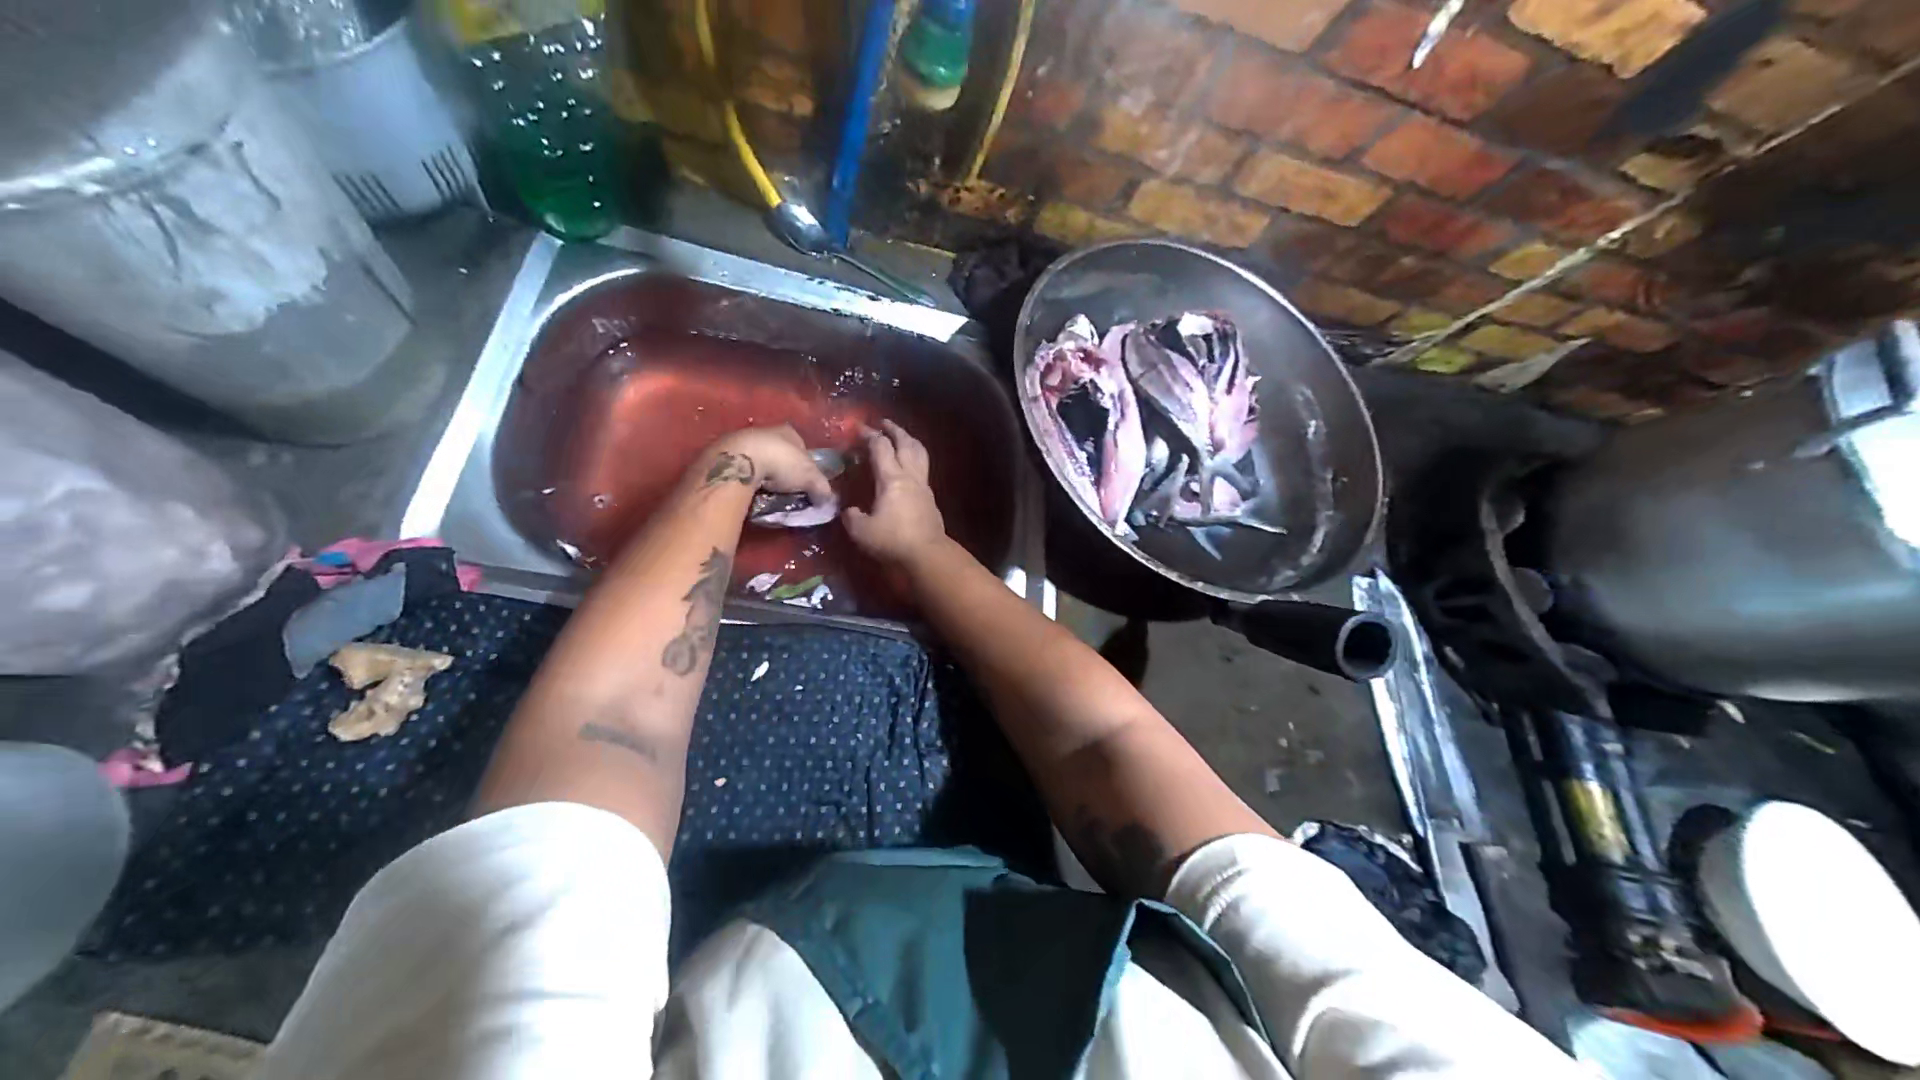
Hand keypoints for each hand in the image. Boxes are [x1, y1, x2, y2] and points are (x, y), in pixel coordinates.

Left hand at [697, 425, 833, 501]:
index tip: (805, 481)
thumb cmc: (781, 464)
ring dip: (762, 472)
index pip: (801, 446)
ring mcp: (742, 439)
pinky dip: (745, 477)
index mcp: (788, 431)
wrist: (740, 461)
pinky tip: (748, 490)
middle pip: (778, 452)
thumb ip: (822, 488)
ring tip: (766, 492)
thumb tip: (828, 500)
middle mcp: (766, 430)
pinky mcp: (724, 452)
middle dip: (782, 468)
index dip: (805, 464)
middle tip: (786, 488)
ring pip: (758, 458)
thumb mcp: (811, 478)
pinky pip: (740, 467)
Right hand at [843, 421, 948, 566]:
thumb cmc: (892, 541)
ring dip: (909, 441)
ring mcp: (923, 486)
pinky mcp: (930, 499)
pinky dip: (914, 459)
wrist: (927, 554)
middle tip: (884, 423)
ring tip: (901, 437)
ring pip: (919, 454)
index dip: (869, 435)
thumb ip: (851, 517)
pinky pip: (922, 469)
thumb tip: (849, 511)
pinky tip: (908, 467)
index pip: (880, 447)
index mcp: (891, 479)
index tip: (859, 428)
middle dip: (894, 430)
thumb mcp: (861, 531)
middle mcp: (909, 476)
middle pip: (905, 443)